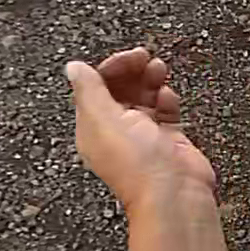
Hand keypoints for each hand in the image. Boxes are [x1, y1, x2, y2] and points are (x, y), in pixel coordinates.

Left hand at [66, 47, 215, 212]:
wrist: (175, 193)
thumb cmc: (139, 165)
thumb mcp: (102, 119)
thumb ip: (88, 90)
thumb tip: (74, 68)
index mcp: (94, 128)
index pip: (96, 87)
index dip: (112, 68)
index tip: (131, 58)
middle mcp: (117, 132)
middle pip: (121, 90)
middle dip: (132, 71)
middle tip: (146, 59)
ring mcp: (144, 136)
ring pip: (144, 97)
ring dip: (150, 80)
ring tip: (159, 70)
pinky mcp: (168, 140)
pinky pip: (165, 111)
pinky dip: (166, 99)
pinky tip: (167, 96)